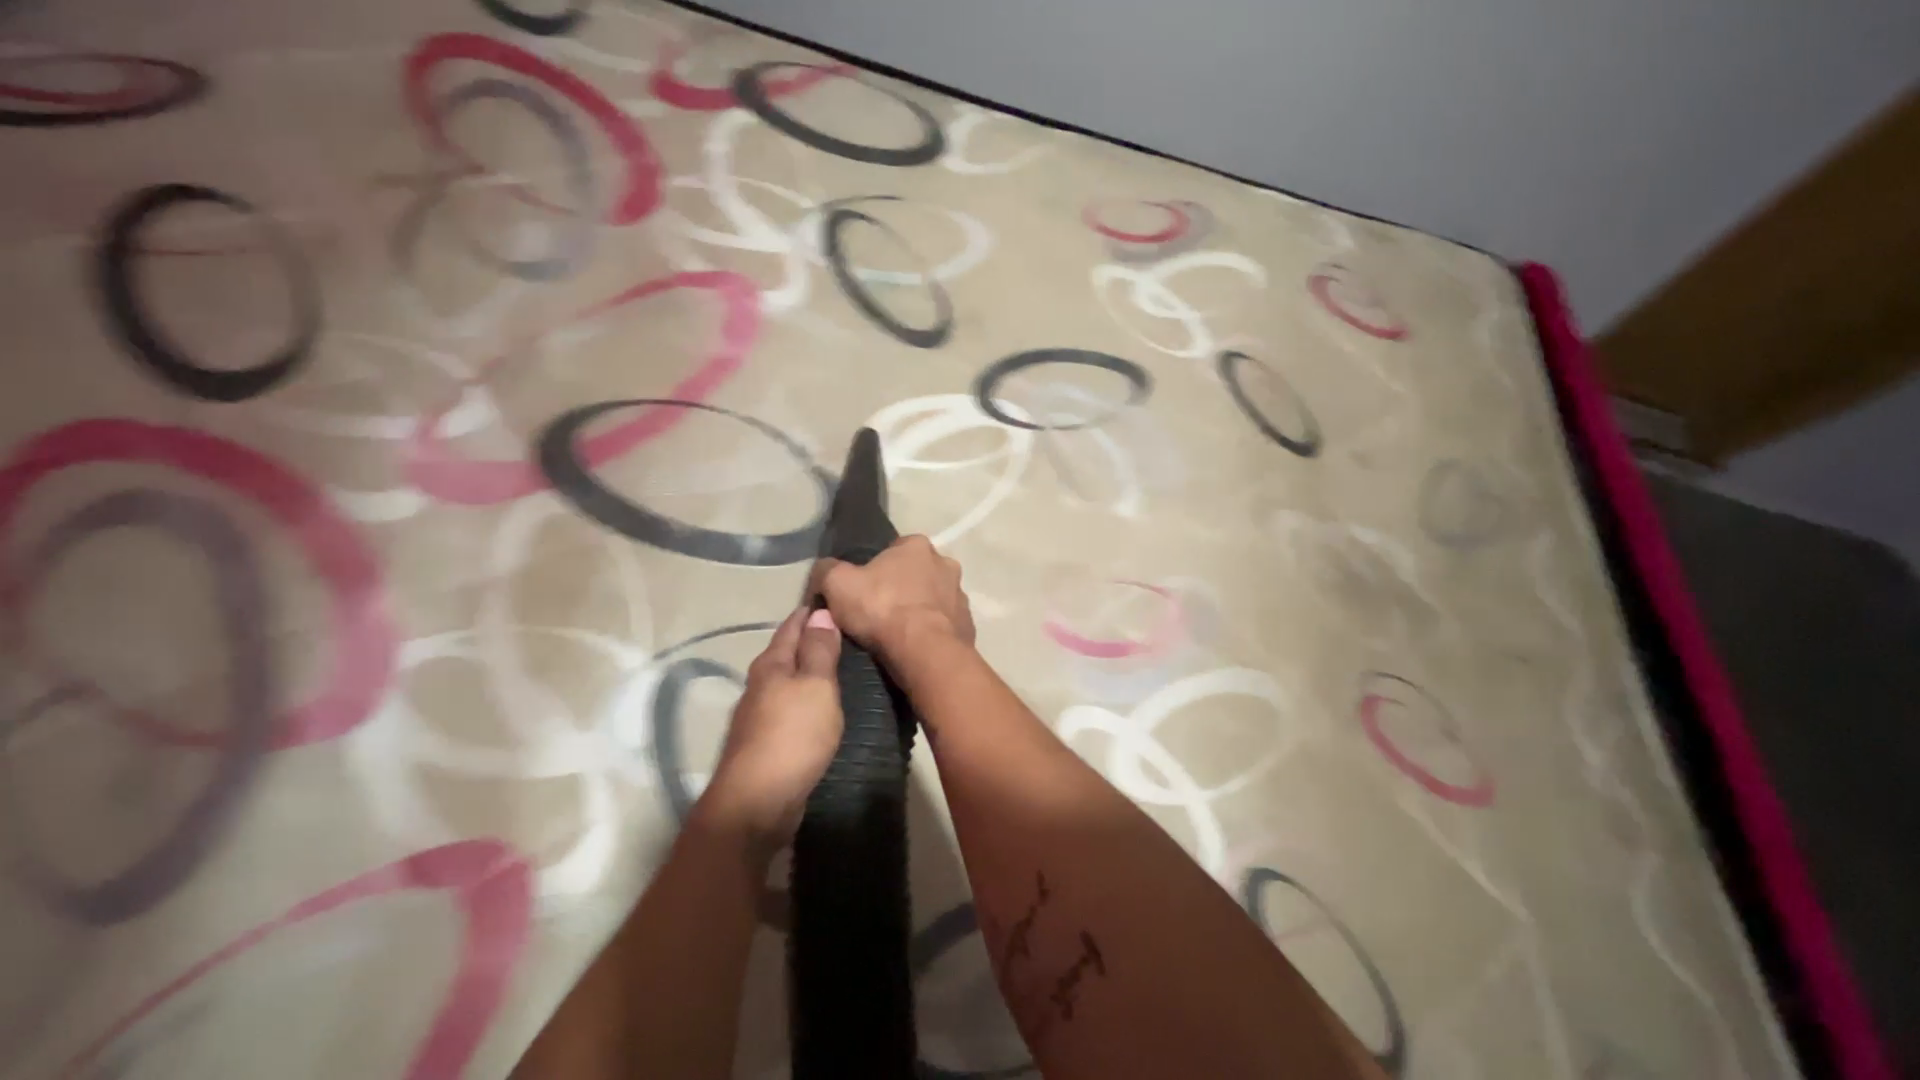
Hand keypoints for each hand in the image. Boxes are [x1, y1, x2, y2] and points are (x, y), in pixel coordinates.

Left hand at [700, 603, 843, 849]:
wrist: (757, 802)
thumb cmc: (792, 736)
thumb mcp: (816, 686)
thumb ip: (819, 651)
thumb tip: (819, 613)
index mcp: (771, 664)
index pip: (792, 625)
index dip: (812, 611)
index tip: (837, 599)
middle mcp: (759, 684)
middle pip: (786, 653)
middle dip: (811, 640)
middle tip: (847, 632)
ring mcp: (759, 716)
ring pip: (787, 683)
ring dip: (809, 673)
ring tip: (841, 668)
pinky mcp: (765, 744)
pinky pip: (790, 710)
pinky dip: (807, 701)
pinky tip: (822, 708)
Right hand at [811, 534, 974, 659]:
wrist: (924, 653)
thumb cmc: (881, 609)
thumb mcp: (837, 583)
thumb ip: (827, 570)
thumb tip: (824, 571)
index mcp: (917, 545)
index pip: (895, 549)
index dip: (877, 568)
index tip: (864, 589)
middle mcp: (946, 564)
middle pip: (917, 574)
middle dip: (902, 589)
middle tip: (879, 613)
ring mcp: (961, 596)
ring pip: (934, 600)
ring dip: (919, 612)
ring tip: (896, 636)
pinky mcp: (968, 626)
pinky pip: (944, 627)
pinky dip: (931, 634)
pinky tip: (915, 650)